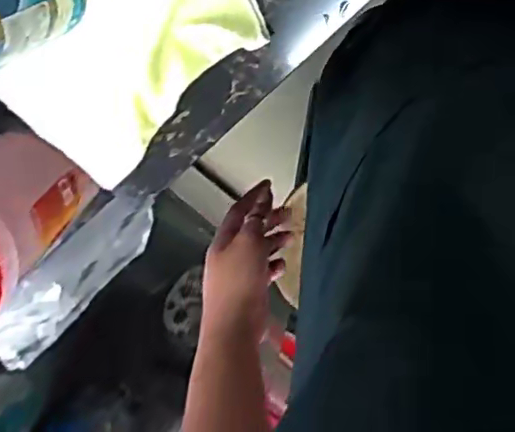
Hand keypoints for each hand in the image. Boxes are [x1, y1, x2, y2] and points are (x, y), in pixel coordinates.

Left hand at [200, 181, 290, 346]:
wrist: (233, 330)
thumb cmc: (239, 282)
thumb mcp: (248, 243)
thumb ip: (255, 221)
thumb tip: (260, 205)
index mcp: (223, 242)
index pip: (238, 211)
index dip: (254, 196)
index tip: (269, 184)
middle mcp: (228, 255)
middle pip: (250, 228)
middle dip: (269, 218)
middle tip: (288, 211)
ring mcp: (238, 274)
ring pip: (259, 248)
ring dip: (275, 239)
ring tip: (291, 236)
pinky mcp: (249, 290)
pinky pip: (263, 268)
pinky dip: (274, 262)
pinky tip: (282, 264)